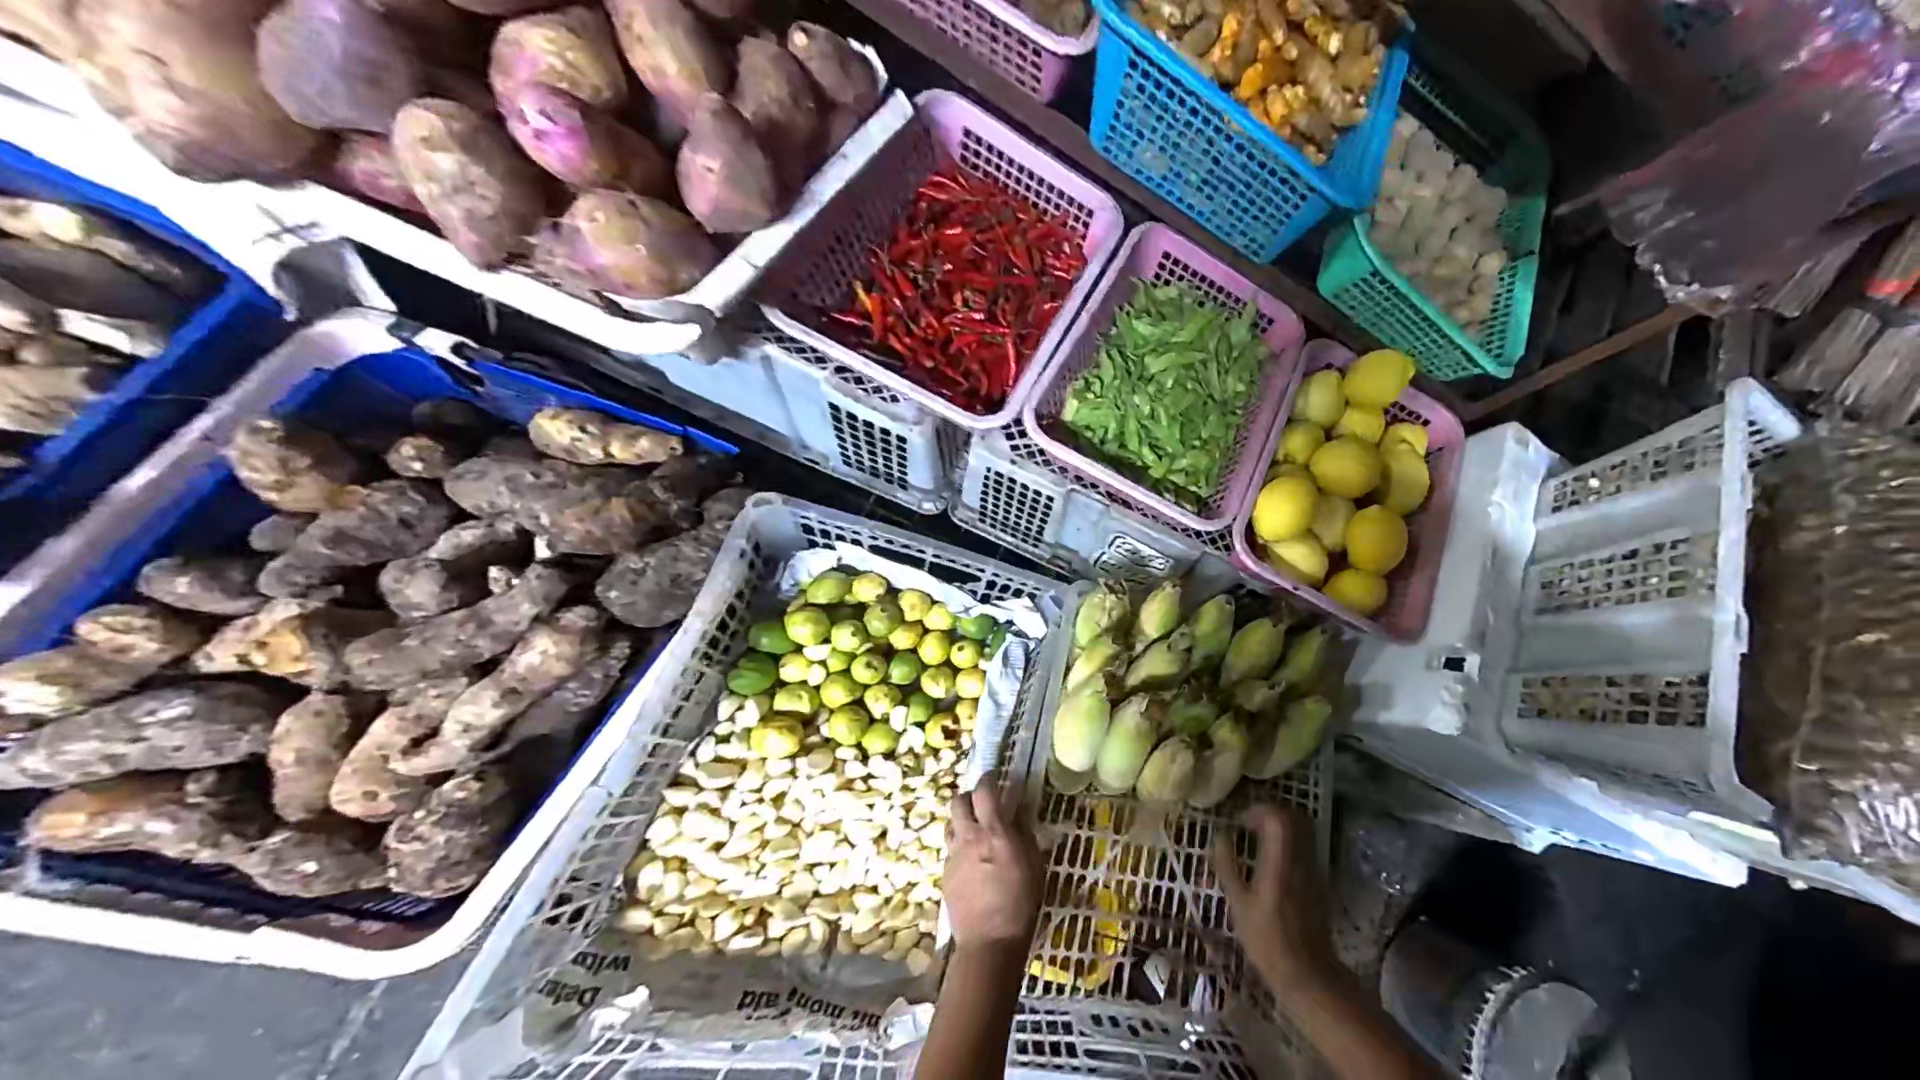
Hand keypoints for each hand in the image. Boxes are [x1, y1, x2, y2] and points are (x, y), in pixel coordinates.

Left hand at [943, 782, 1041, 952]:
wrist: (989, 942)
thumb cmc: (1020, 903)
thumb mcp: (1034, 865)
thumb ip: (1024, 834)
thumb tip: (1018, 812)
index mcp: (993, 831)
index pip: (984, 790)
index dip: (989, 779)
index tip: (996, 777)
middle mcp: (968, 837)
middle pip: (958, 801)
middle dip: (969, 797)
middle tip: (982, 804)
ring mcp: (953, 855)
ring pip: (950, 824)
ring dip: (961, 821)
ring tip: (975, 832)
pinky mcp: (945, 873)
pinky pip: (950, 850)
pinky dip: (960, 848)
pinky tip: (972, 863)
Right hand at [1209, 803, 1334, 991]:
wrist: (1308, 975)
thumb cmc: (1267, 940)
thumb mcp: (1237, 903)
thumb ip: (1226, 866)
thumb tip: (1219, 837)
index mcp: (1281, 862)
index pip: (1279, 817)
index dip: (1258, 810)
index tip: (1240, 822)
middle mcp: (1302, 860)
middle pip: (1295, 817)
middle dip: (1271, 813)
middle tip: (1248, 824)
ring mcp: (1314, 871)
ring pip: (1303, 831)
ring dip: (1280, 827)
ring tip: (1256, 840)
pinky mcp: (1318, 882)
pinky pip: (1305, 848)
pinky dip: (1288, 843)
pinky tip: (1269, 861)